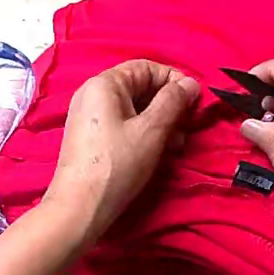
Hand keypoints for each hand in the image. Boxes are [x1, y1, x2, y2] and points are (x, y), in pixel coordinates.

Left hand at [42, 59, 198, 244]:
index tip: (194, 103)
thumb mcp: (152, 131)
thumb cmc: (118, 165)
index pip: (147, 67)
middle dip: (168, 105)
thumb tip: (191, 83)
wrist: (79, 207)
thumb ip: (173, 102)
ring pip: (133, 108)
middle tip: (186, 129)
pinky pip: (122, 123)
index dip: (174, 81)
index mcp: (104, 84)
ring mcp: (89, 116)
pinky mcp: (90, 137)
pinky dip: (143, 132)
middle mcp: (92, 93)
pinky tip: (158, 151)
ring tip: (176, 145)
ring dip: (159, 121)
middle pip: (140, 87)